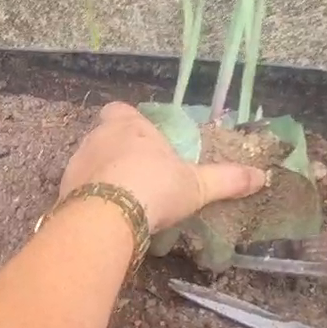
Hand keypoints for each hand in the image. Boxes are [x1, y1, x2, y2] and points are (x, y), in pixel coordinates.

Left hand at [61, 103, 265, 231]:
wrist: (106, 216)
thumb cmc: (154, 187)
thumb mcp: (196, 185)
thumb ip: (226, 180)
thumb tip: (263, 176)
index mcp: (128, 125)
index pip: (120, 111)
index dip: (130, 123)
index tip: (144, 141)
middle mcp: (97, 138)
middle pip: (104, 137)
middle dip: (118, 152)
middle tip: (140, 176)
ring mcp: (76, 163)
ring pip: (89, 163)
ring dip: (102, 176)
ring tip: (125, 201)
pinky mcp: (63, 190)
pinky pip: (78, 190)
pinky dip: (90, 199)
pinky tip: (107, 217)